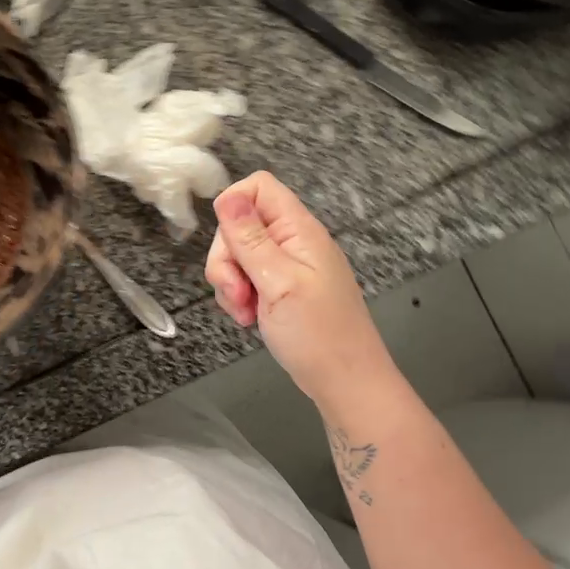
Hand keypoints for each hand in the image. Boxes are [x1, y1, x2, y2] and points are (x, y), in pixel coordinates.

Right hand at [205, 172, 397, 408]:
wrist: (343, 381)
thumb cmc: (318, 334)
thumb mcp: (278, 283)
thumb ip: (251, 239)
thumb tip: (228, 196)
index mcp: (298, 231)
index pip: (257, 188)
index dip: (232, 207)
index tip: (229, 245)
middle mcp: (291, 242)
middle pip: (238, 226)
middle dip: (226, 259)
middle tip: (239, 292)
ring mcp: (285, 266)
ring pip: (235, 255)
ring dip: (229, 283)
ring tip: (245, 311)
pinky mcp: (278, 288)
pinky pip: (244, 279)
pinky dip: (237, 297)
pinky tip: (248, 317)